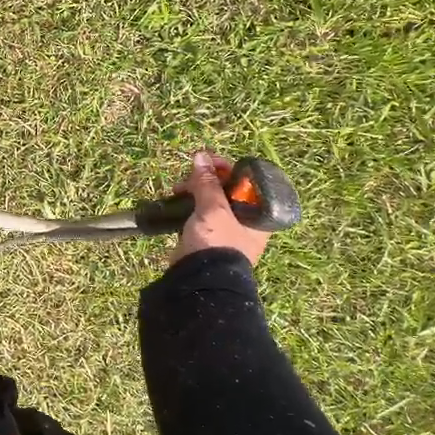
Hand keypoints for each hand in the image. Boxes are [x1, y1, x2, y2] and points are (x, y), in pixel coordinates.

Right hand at [171, 151, 269, 266]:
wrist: (201, 277)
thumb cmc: (217, 241)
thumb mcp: (214, 209)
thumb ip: (207, 183)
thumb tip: (200, 156)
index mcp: (258, 214)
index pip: (246, 182)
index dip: (226, 169)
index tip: (205, 162)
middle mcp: (246, 219)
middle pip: (227, 188)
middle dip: (205, 179)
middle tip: (187, 179)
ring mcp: (227, 227)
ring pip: (211, 198)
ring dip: (193, 189)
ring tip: (177, 190)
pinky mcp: (208, 233)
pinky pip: (200, 210)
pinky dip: (189, 202)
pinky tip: (177, 200)